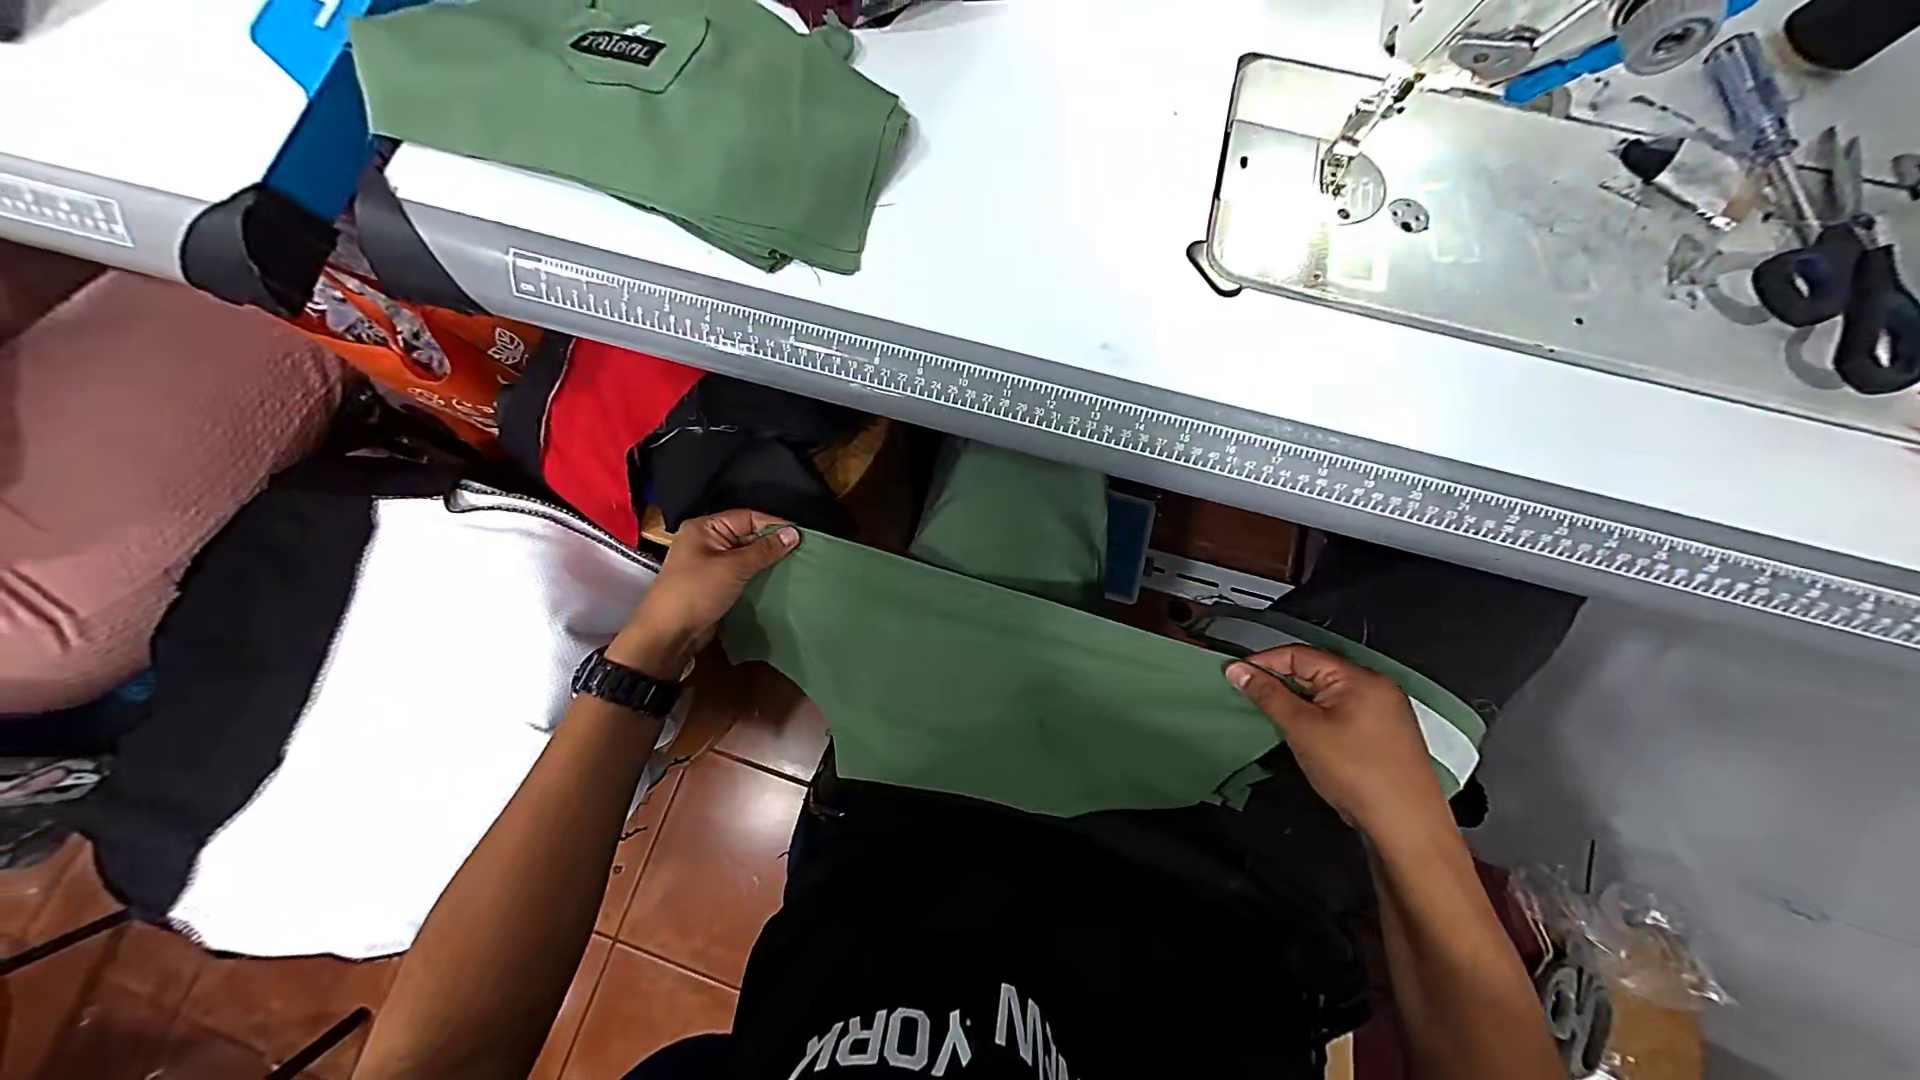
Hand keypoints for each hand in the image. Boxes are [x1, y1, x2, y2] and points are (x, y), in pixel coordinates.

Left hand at [608, 510, 799, 676]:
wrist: (670, 634)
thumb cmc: (697, 592)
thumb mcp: (734, 567)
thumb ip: (765, 550)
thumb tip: (794, 533)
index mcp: (704, 528)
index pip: (747, 517)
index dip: (774, 524)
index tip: (801, 534)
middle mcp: (707, 541)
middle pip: (747, 534)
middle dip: (772, 542)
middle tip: (802, 549)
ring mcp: (711, 563)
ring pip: (746, 555)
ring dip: (767, 559)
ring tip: (796, 563)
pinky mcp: (716, 583)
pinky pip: (742, 572)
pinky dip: (759, 573)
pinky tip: (779, 577)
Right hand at [1225, 645, 1449, 840]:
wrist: (1406, 827)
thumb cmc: (1355, 773)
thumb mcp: (1301, 728)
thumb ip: (1267, 694)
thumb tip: (1238, 669)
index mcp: (1359, 678)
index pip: (1299, 654)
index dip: (1263, 661)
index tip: (1235, 675)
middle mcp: (1375, 687)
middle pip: (1314, 671)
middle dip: (1279, 681)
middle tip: (1249, 695)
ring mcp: (1383, 710)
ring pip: (1325, 692)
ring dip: (1296, 700)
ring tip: (1271, 714)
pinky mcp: (1383, 733)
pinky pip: (1340, 710)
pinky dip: (1315, 714)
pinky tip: (1301, 731)